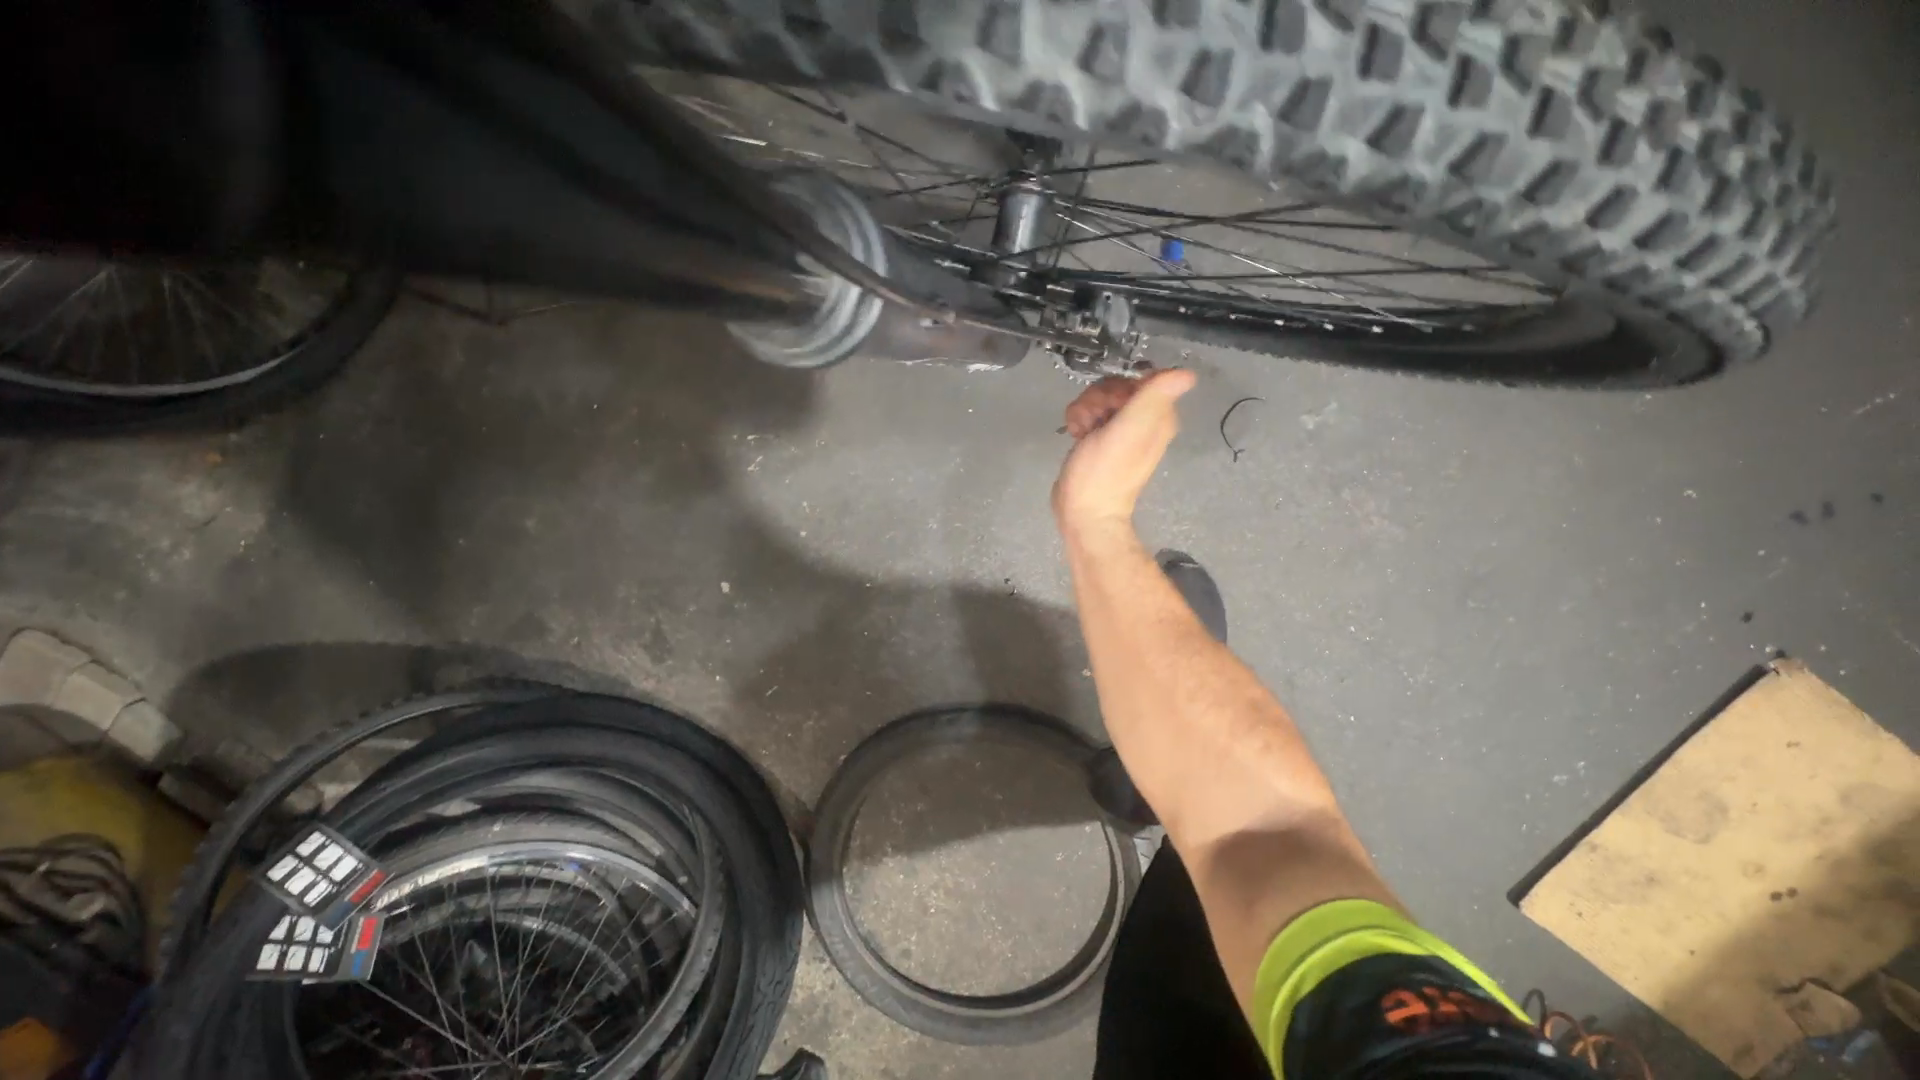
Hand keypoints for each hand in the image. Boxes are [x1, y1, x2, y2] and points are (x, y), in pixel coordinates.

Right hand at [1052, 368, 1196, 531]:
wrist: (1083, 511)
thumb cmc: (1104, 473)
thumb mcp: (1130, 431)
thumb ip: (1155, 398)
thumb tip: (1188, 373)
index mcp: (1159, 416)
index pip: (1141, 376)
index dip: (1120, 385)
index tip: (1111, 406)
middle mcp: (1145, 420)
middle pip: (1117, 384)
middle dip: (1098, 398)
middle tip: (1095, 421)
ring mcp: (1122, 428)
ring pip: (1099, 396)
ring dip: (1085, 408)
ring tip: (1084, 432)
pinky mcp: (1101, 436)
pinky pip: (1089, 411)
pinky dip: (1079, 418)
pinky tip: (1077, 435)